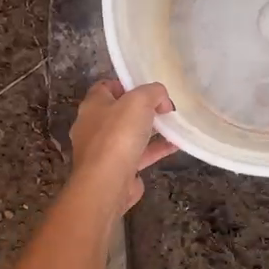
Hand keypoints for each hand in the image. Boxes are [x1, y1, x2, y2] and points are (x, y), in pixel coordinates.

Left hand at [69, 80, 178, 212]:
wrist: (107, 184)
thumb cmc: (118, 135)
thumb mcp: (140, 99)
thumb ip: (154, 92)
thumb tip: (162, 103)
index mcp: (92, 106)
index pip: (105, 87)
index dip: (125, 84)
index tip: (147, 87)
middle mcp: (92, 127)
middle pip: (119, 112)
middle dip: (142, 109)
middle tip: (163, 107)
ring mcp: (102, 151)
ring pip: (130, 135)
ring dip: (151, 130)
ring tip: (175, 126)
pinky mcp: (115, 170)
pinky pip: (138, 154)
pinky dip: (156, 149)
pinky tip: (176, 145)